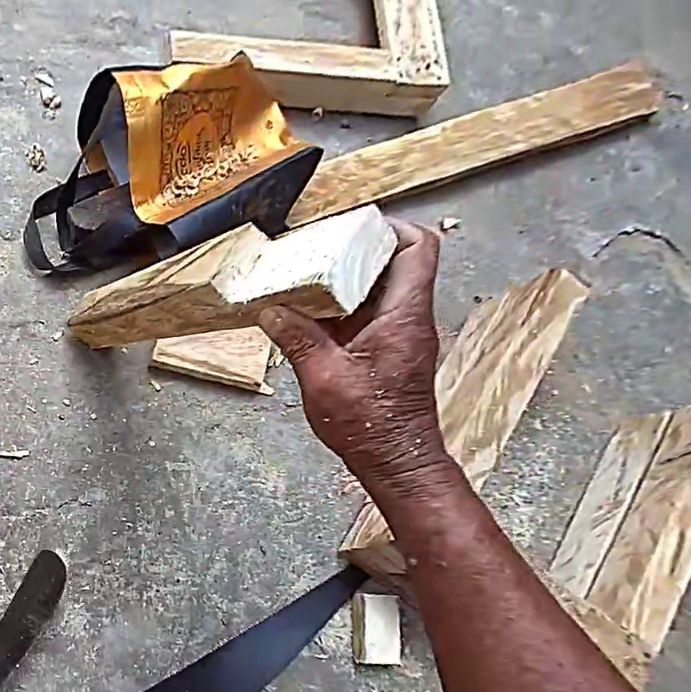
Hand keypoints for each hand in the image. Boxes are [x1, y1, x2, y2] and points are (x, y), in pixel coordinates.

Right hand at [258, 219, 460, 498]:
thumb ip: (297, 338)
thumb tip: (272, 310)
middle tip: (319, 254)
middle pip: (394, 264)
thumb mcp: (323, 378)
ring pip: (379, 292)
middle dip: (356, 255)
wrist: (396, 463)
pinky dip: (344, 314)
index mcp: (404, 316)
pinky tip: (313, 321)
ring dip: (346, 287)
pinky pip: (369, 319)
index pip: (418, 247)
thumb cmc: (372, 428)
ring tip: (309, 285)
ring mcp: (401, 339)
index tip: (353, 228)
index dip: (390, 227)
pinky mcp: (390, 356)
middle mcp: (409, 322)